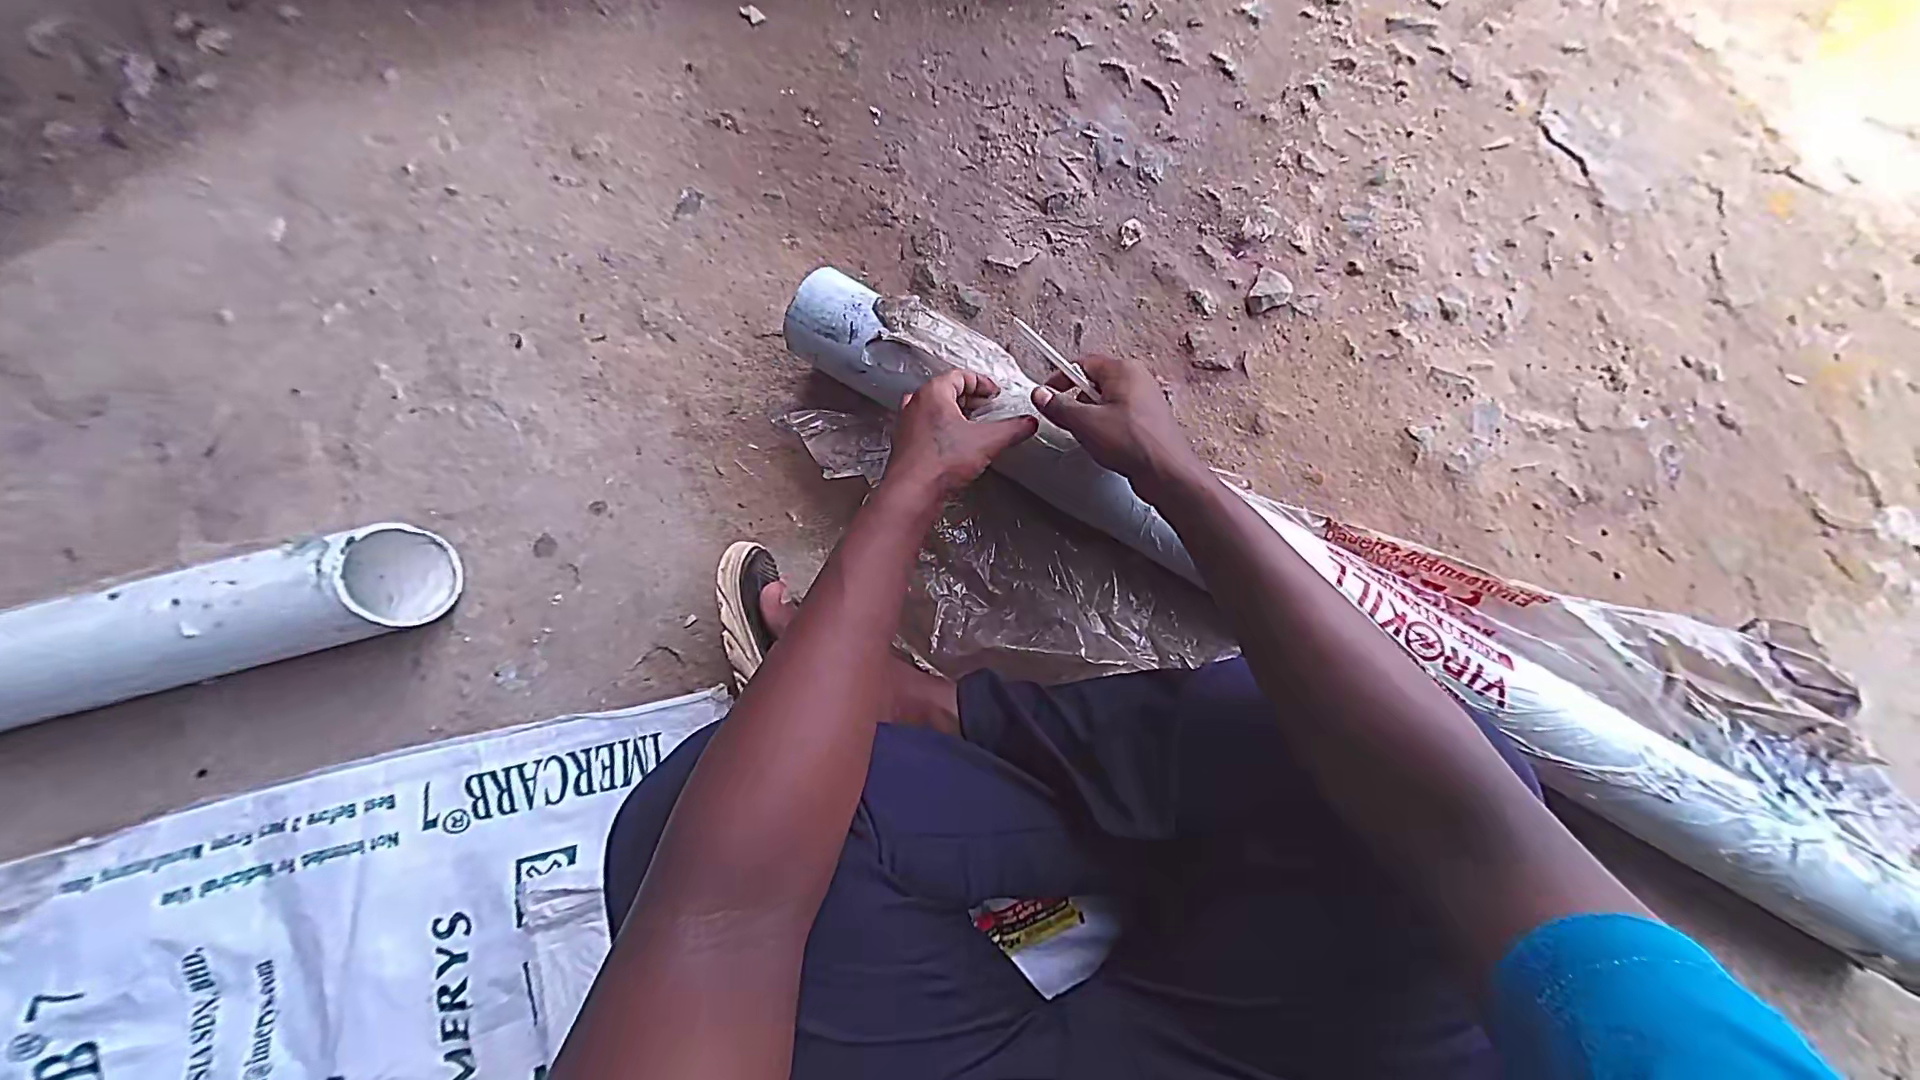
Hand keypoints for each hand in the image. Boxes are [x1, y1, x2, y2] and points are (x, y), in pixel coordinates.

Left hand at [883, 370, 1038, 500]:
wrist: (912, 492)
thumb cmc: (937, 463)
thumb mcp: (988, 441)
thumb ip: (1012, 429)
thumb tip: (1027, 424)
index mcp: (932, 393)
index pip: (960, 375)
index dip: (982, 382)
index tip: (994, 393)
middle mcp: (915, 405)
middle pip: (946, 391)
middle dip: (970, 398)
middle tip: (987, 407)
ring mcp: (908, 426)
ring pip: (935, 410)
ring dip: (956, 414)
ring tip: (974, 426)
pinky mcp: (907, 446)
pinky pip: (927, 430)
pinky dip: (944, 431)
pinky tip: (956, 446)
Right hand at [1030, 353, 1203, 495]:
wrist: (1165, 472)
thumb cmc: (1135, 443)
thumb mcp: (1085, 423)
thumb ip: (1059, 406)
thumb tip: (1042, 396)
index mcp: (1123, 371)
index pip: (1083, 363)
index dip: (1061, 378)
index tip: (1048, 394)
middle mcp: (1137, 381)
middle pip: (1094, 382)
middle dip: (1075, 401)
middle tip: (1067, 417)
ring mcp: (1144, 401)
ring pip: (1105, 401)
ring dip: (1090, 417)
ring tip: (1088, 434)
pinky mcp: (1145, 421)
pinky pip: (1117, 417)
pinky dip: (1104, 427)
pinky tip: (1103, 444)